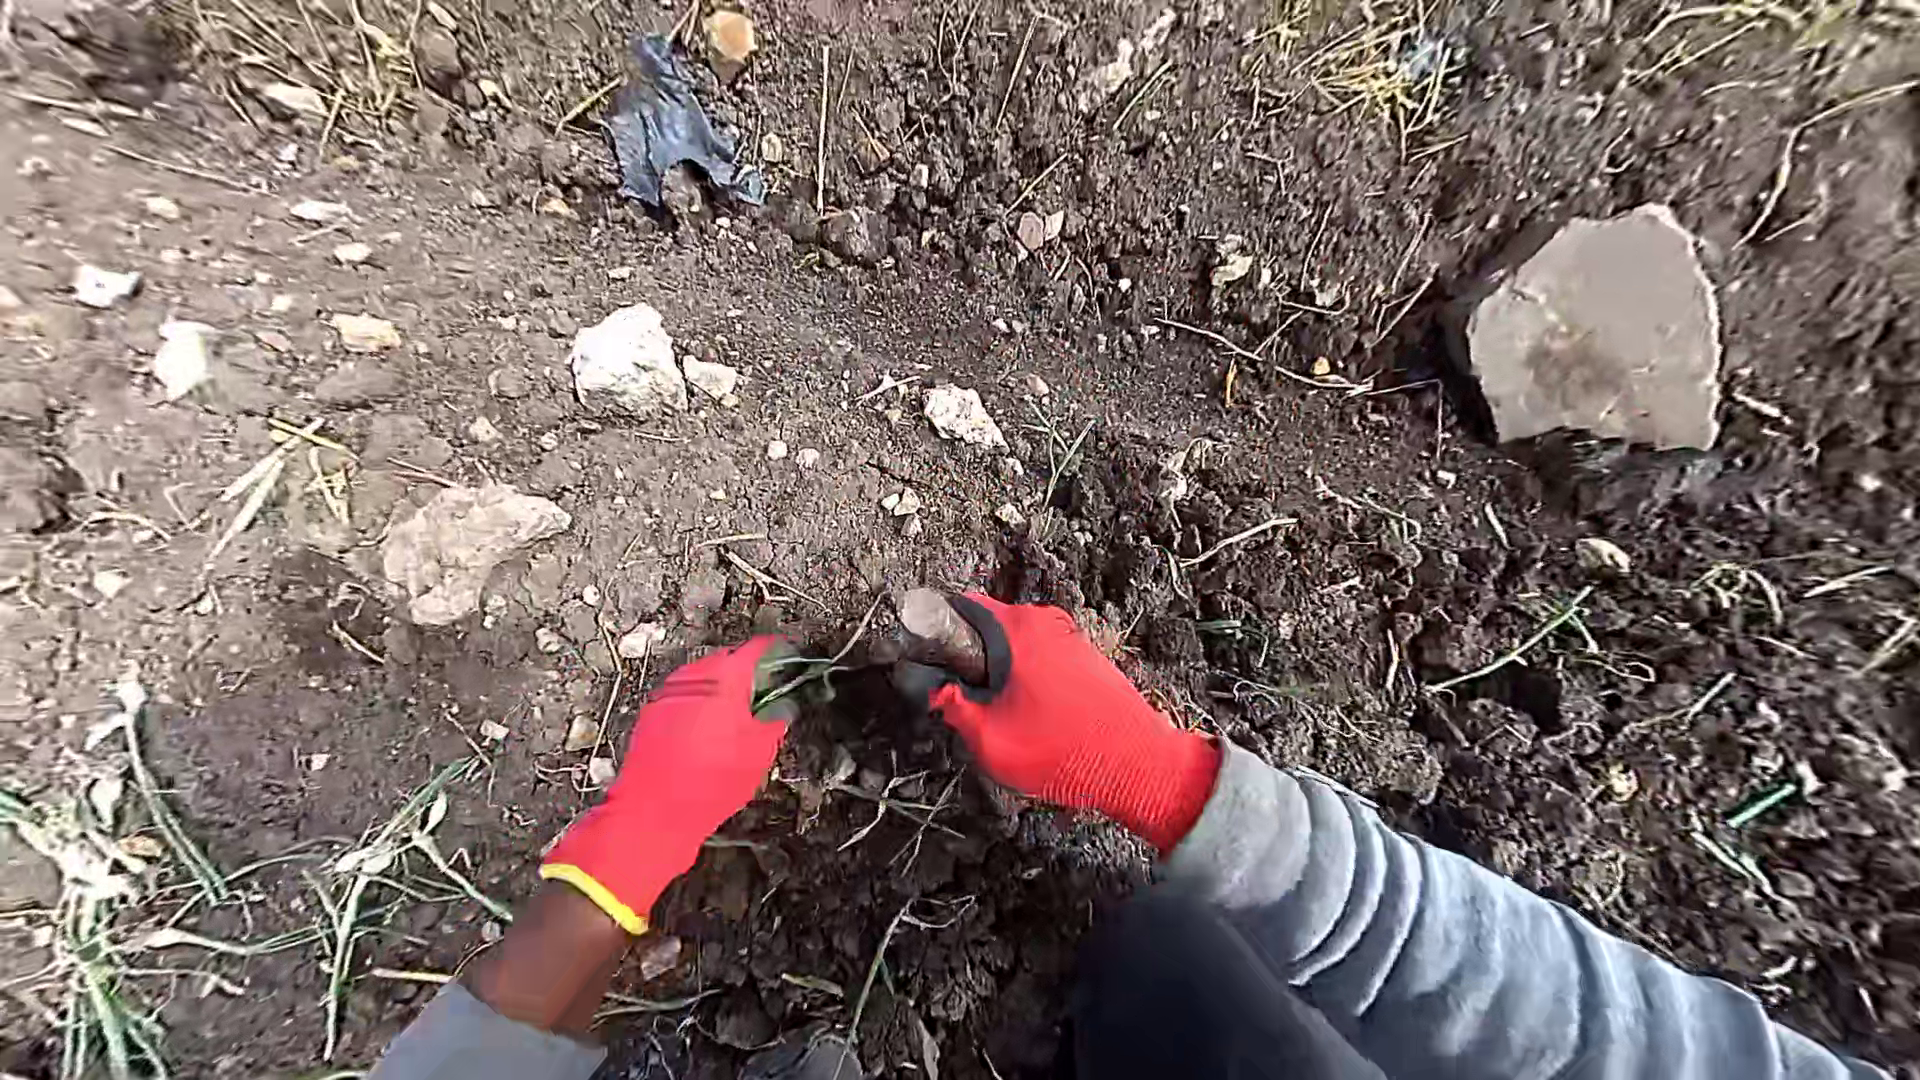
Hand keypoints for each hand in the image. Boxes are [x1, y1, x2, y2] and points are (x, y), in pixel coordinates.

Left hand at [541, 637, 793, 933]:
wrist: (652, 814)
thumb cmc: (708, 781)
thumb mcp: (760, 750)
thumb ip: (776, 718)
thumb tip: (783, 707)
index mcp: (726, 676)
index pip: (758, 648)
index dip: (778, 650)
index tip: (788, 656)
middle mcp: (695, 676)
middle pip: (730, 660)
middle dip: (751, 674)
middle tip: (769, 693)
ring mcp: (669, 693)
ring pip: (706, 680)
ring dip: (724, 691)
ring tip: (740, 719)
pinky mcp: (652, 714)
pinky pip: (686, 698)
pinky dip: (702, 706)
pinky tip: (712, 734)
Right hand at [896, 595, 1219, 852]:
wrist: (1141, 766)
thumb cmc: (1066, 753)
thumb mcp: (991, 740)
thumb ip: (952, 706)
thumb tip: (930, 686)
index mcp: (1018, 630)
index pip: (962, 607)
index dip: (940, 632)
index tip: (936, 662)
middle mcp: (1045, 621)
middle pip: (988, 625)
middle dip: (974, 658)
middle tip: (975, 699)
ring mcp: (1068, 634)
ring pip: (1015, 642)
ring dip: (1003, 669)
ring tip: (1011, 713)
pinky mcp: (1083, 652)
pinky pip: (1040, 652)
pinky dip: (1028, 674)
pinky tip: (1038, 713)